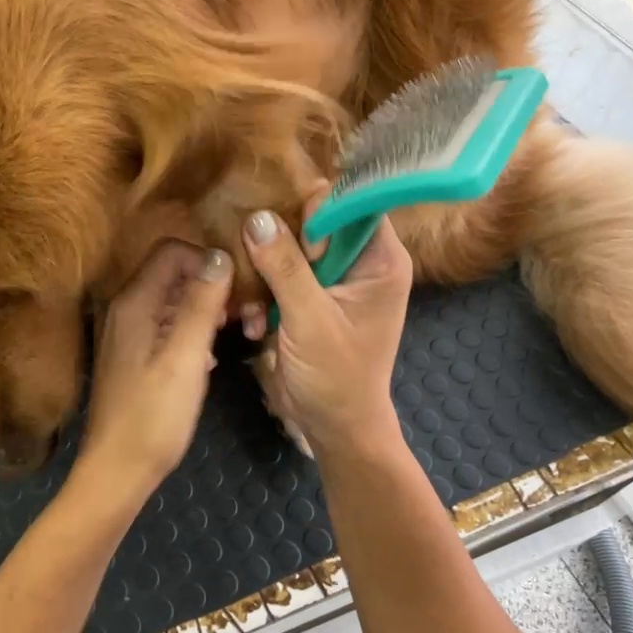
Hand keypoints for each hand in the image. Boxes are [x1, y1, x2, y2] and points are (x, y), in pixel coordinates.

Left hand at [77, 240, 233, 487]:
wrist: (118, 468)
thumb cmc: (154, 415)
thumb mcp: (185, 357)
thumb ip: (201, 304)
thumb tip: (220, 256)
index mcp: (134, 302)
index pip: (172, 251)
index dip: (209, 262)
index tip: (237, 290)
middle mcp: (125, 308)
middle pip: (172, 273)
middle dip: (210, 286)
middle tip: (243, 316)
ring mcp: (127, 332)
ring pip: (172, 300)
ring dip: (204, 311)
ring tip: (232, 335)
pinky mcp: (133, 354)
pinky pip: (166, 325)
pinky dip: (190, 332)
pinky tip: (208, 361)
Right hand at [242, 209, 412, 450]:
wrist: (335, 428)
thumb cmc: (336, 376)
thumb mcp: (309, 319)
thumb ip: (285, 267)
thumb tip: (258, 217)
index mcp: (380, 260)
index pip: (352, 203)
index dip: (319, 211)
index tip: (294, 239)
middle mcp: (360, 262)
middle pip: (314, 222)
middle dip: (280, 243)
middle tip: (259, 266)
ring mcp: (333, 281)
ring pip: (290, 249)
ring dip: (264, 273)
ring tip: (252, 305)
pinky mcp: (309, 298)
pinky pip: (280, 275)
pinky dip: (262, 294)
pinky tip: (251, 322)